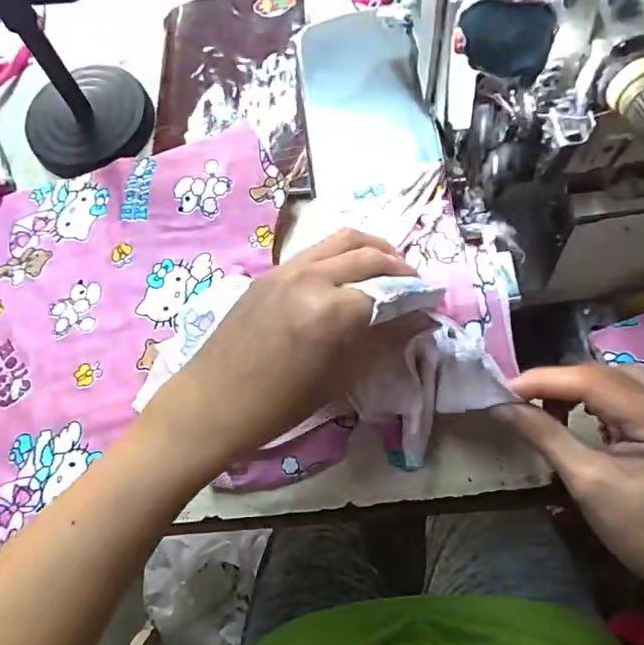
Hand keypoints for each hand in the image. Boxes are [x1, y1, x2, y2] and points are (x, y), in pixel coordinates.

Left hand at [140, 229, 423, 473]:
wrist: (213, 403)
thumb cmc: (278, 405)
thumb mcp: (338, 379)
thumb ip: (378, 341)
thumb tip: (412, 321)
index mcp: (331, 311)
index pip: (388, 292)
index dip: (415, 299)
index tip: (431, 305)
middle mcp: (311, 278)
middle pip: (369, 255)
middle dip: (401, 268)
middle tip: (415, 286)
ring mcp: (287, 269)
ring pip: (342, 239)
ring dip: (373, 248)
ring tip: (389, 267)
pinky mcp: (270, 273)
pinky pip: (316, 250)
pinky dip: (342, 253)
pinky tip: (348, 275)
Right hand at [492, 364, 643, 632]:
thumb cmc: (642, 534)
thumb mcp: (588, 484)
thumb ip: (545, 436)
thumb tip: (502, 407)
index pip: (593, 381)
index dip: (543, 380)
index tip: (502, 389)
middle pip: (604, 376)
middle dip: (555, 383)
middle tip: (514, 399)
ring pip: (613, 382)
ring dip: (573, 390)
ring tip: (539, 407)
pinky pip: (624, 399)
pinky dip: (592, 402)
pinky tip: (571, 415)